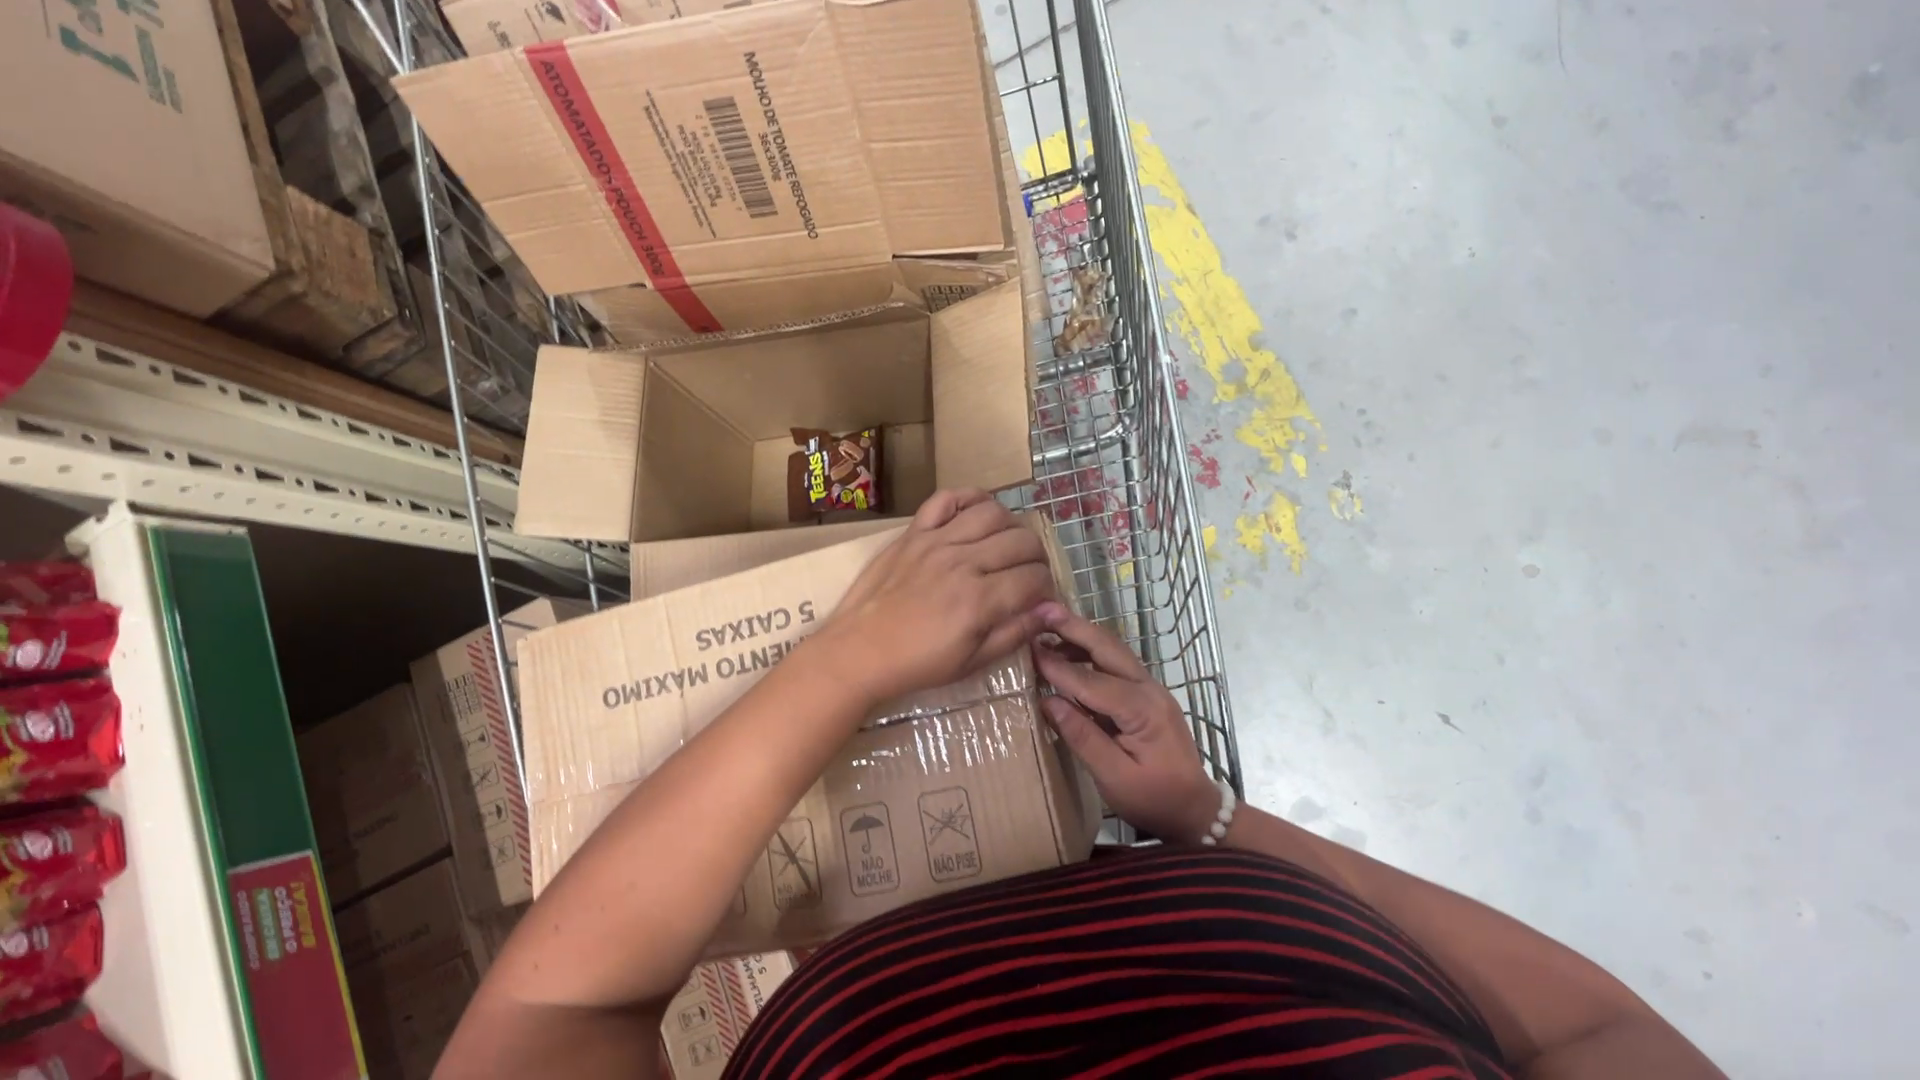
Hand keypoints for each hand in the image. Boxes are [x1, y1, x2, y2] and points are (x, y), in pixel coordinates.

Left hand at [818, 490, 1056, 707]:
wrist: (858, 652)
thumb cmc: (917, 664)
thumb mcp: (972, 662)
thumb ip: (1015, 632)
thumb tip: (1053, 611)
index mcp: (979, 600)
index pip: (1035, 578)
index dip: (1046, 588)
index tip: (1040, 598)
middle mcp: (962, 562)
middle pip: (1021, 541)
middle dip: (1036, 558)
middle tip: (1028, 574)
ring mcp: (936, 541)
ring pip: (992, 513)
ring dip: (1010, 526)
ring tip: (1007, 544)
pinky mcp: (913, 532)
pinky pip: (946, 499)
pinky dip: (968, 498)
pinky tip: (977, 514)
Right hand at [1032, 604, 1221, 842]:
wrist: (1196, 811)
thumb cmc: (1155, 799)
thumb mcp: (1115, 778)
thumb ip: (1083, 738)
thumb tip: (1049, 703)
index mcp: (1143, 710)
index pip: (1092, 681)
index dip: (1058, 666)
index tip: (1028, 649)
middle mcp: (1149, 690)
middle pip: (1108, 648)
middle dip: (1074, 628)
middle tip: (1041, 610)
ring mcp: (1151, 690)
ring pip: (1113, 652)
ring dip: (1081, 636)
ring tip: (1047, 626)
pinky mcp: (1146, 697)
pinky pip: (1115, 666)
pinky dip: (1090, 654)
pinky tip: (1068, 655)